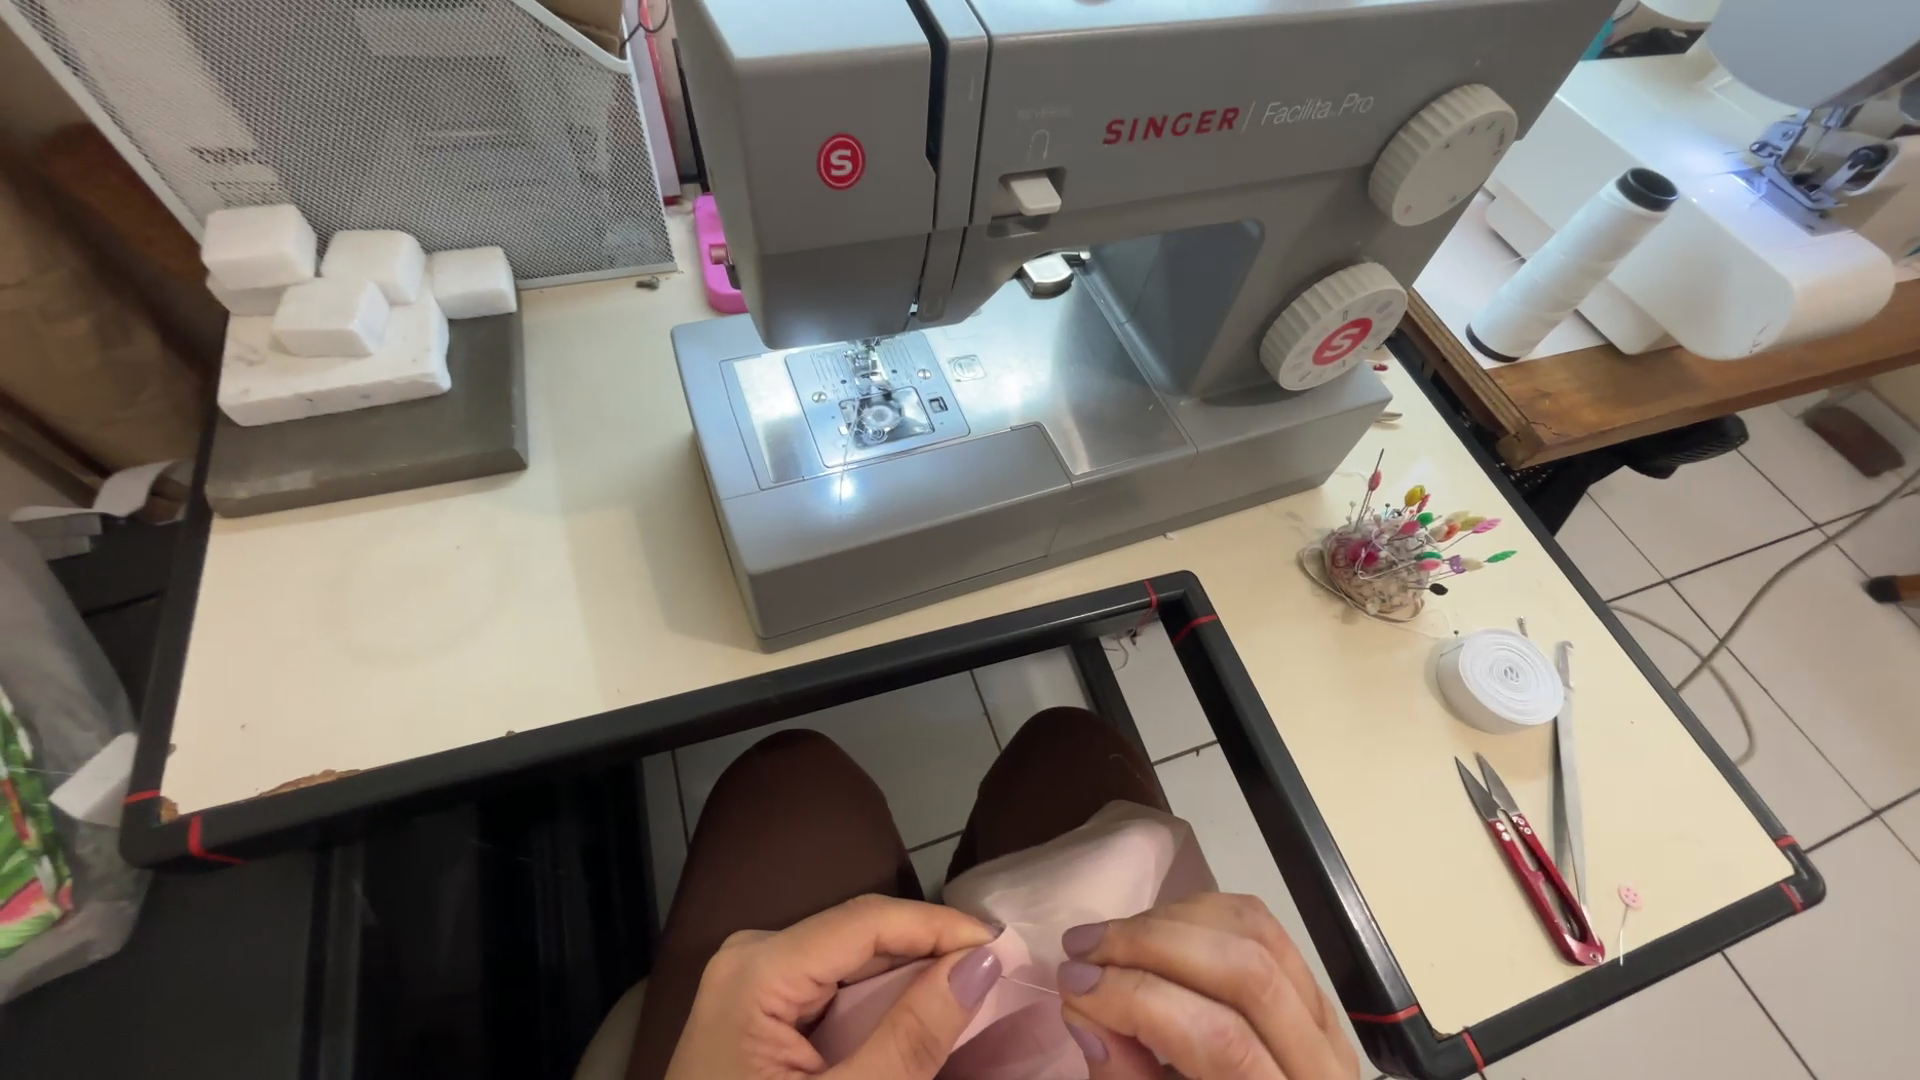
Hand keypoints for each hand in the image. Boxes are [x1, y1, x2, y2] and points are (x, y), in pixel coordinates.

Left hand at [663, 893, 1001, 1079]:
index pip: (867, 921)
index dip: (940, 925)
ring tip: (972, 982)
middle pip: (860, 934)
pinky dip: (881, 997)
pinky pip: (834, 983)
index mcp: (757, 969)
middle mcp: (752, 955)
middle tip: (997, 968)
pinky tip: (920, 1006)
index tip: (1005, 944)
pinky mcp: (759, 1004)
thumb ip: (911, 1037)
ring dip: (911, 971)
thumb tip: (981, 962)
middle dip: (930, 949)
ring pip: (852, 957)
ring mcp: (753, 978)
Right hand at [1055, 893, 1360, 1079]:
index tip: (1070, 982)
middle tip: (1082, 947)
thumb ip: (1123, 1076)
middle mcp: (1324, 1067)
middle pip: (1244, 970)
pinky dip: (1198, 912)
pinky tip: (1154, 927)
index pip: (1220, 1038)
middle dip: (1148, 944)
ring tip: (1110, 936)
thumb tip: (1081, 1003)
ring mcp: (1328, 1021)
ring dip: (1168, 921)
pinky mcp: (1314, 990)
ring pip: (1254, 933)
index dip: (1136, 998)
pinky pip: (1259, 923)